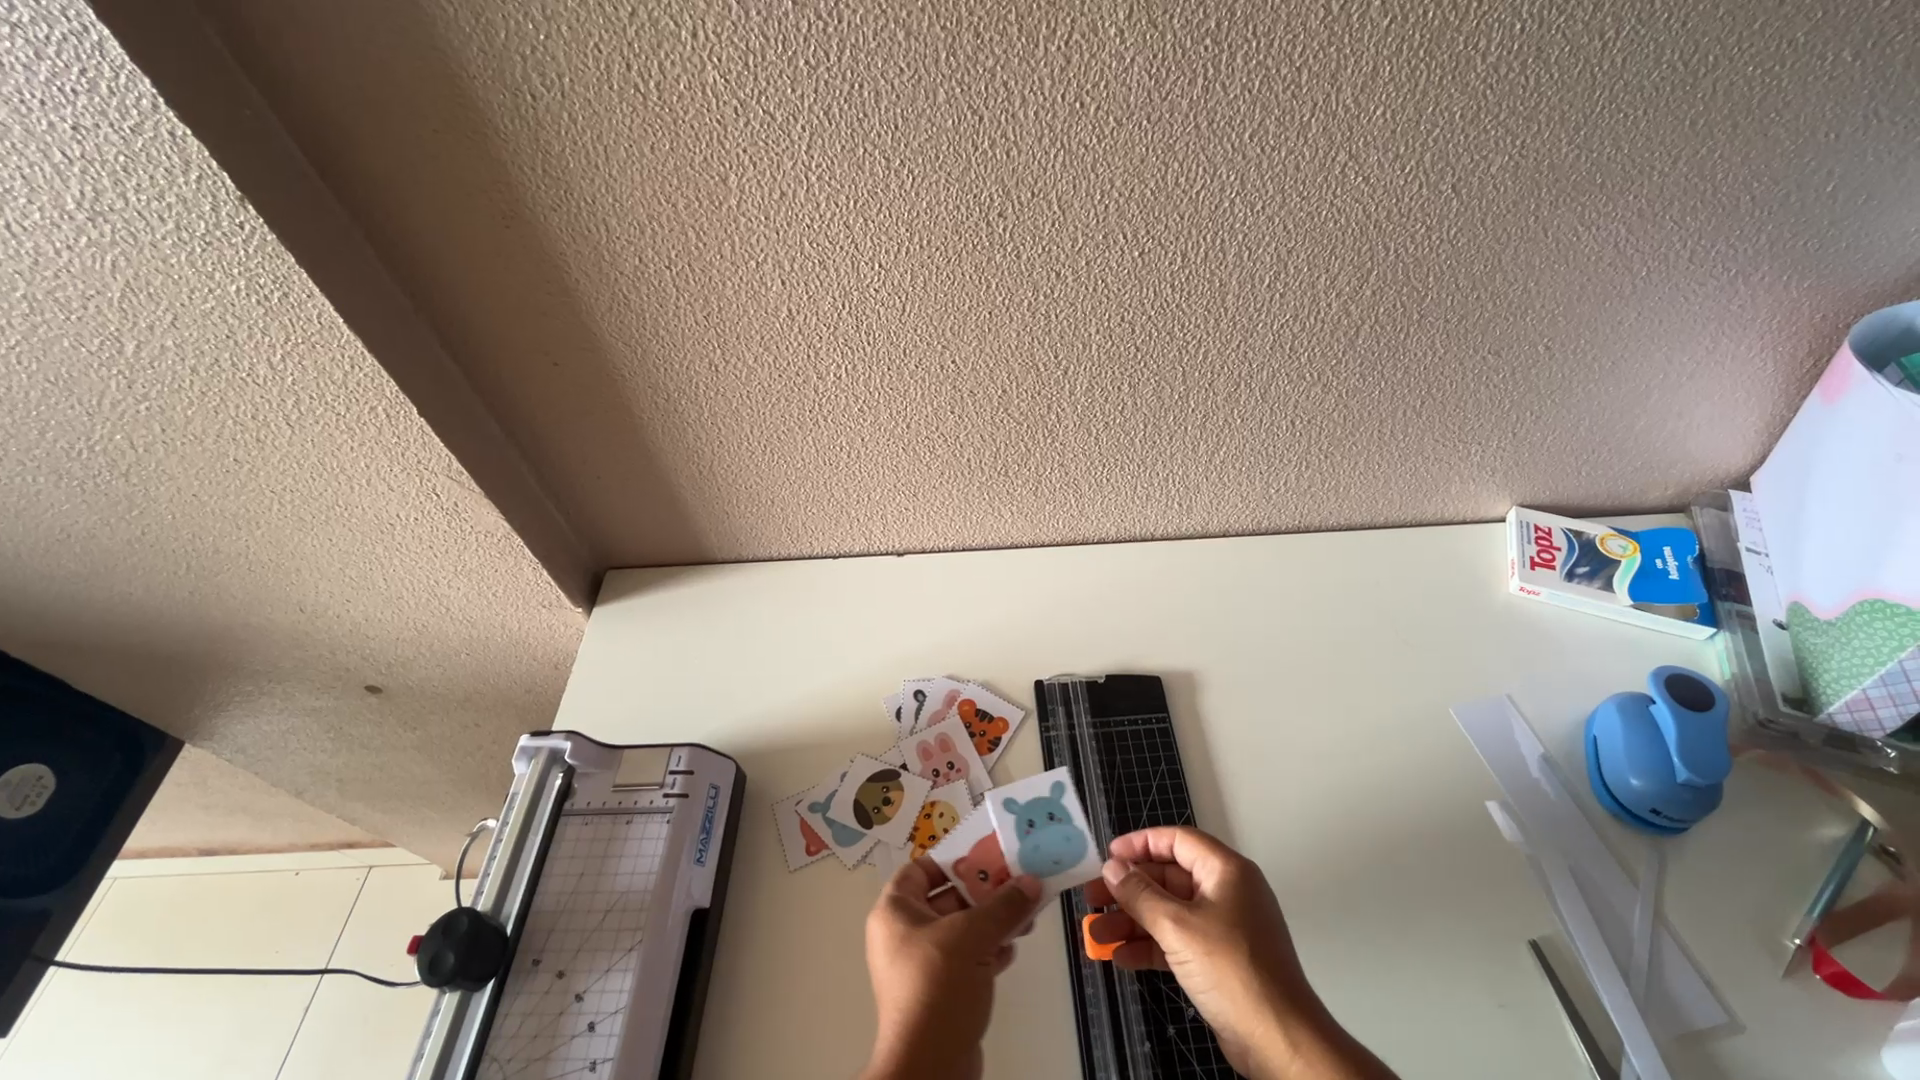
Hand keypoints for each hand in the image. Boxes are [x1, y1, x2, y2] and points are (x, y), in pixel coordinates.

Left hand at [860, 857, 1040, 1079]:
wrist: (929, 1065)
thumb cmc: (938, 986)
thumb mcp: (972, 937)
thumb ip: (1003, 906)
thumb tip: (1031, 882)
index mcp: (895, 912)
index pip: (919, 870)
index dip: (951, 860)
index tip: (985, 858)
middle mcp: (904, 934)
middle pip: (947, 898)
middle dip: (984, 892)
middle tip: (1018, 883)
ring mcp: (922, 964)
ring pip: (962, 930)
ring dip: (993, 921)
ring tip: (1026, 915)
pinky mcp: (941, 991)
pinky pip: (967, 958)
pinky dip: (989, 949)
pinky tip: (1013, 948)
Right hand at [1083, 826, 1396, 1079]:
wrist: (1278, 1039)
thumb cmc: (1232, 970)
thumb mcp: (1178, 927)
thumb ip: (1140, 894)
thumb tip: (1113, 868)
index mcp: (1226, 872)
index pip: (1178, 841)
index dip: (1140, 844)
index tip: (1108, 855)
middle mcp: (1226, 893)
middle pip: (1168, 878)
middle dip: (1128, 889)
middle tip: (1092, 897)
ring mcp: (1223, 928)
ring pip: (1168, 912)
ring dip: (1132, 922)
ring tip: (1096, 934)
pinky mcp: (1219, 960)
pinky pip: (1176, 942)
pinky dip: (1149, 947)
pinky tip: (1120, 958)